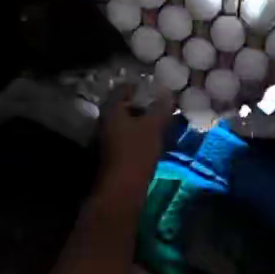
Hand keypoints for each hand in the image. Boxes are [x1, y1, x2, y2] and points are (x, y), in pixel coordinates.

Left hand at [96, 85, 172, 201]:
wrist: (123, 187)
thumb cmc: (137, 151)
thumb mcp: (153, 126)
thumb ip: (160, 108)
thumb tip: (167, 93)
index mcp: (112, 110)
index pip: (124, 89)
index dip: (141, 87)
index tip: (158, 88)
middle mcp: (106, 121)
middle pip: (126, 106)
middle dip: (145, 105)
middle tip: (164, 106)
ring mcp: (109, 137)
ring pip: (128, 122)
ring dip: (144, 121)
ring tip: (164, 122)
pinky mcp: (115, 152)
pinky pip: (129, 136)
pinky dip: (141, 134)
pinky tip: (156, 138)